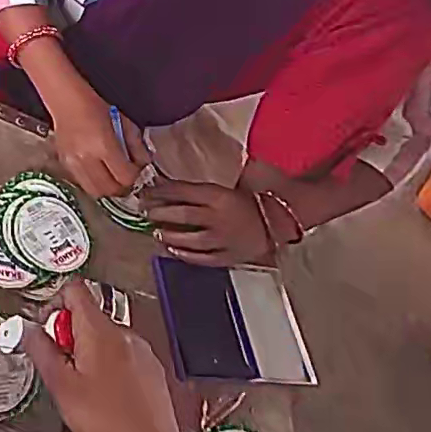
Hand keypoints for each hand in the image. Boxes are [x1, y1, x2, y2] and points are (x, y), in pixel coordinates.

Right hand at [21, 280, 187, 431]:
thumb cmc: (106, 420)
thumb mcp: (61, 386)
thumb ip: (41, 351)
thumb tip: (27, 329)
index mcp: (99, 331)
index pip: (75, 290)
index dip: (55, 303)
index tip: (48, 327)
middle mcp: (123, 333)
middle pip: (89, 316)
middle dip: (70, 335)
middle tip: (63, 367)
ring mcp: (141, 350)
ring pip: (106, 337)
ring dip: (89, 352)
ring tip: (84, 387)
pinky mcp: (151, 368)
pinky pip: (124, 354)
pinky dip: (110, 366)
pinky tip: (106, 395)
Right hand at [46, 91, 137, 197]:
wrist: (67, 102)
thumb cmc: (95, 108)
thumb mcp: (123, 122)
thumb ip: (137, 145)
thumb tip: (145, 164)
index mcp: (104, 146)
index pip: (125, 177)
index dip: (135, 176)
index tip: (137, 169)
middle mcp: (87, 158)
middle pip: (110, 189)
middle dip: (122, 187)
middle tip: (127, 177)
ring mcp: (73, 164)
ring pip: (95, 191)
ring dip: (107, 188)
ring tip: (113, 178)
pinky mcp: (65, 165)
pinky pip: (83, 184)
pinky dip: (94, 183)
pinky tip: (98, 172)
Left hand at [143, 179, 273, 266]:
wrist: (286, 220)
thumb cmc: (258, 197)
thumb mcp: (235, 182)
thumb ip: (211, 181)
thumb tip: (182, 173)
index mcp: (220, 196)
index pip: (183, 192)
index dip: (162, 191)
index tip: (147, 192)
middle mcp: (219, 218)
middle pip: (182, 214)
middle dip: (160, 212)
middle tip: (145, 211)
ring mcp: (223, 240)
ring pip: (189, 239)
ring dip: (169, 236)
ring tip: (155, 232)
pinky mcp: (229, 256)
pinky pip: (203, 258)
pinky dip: (185, 255)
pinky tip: (172, 251)